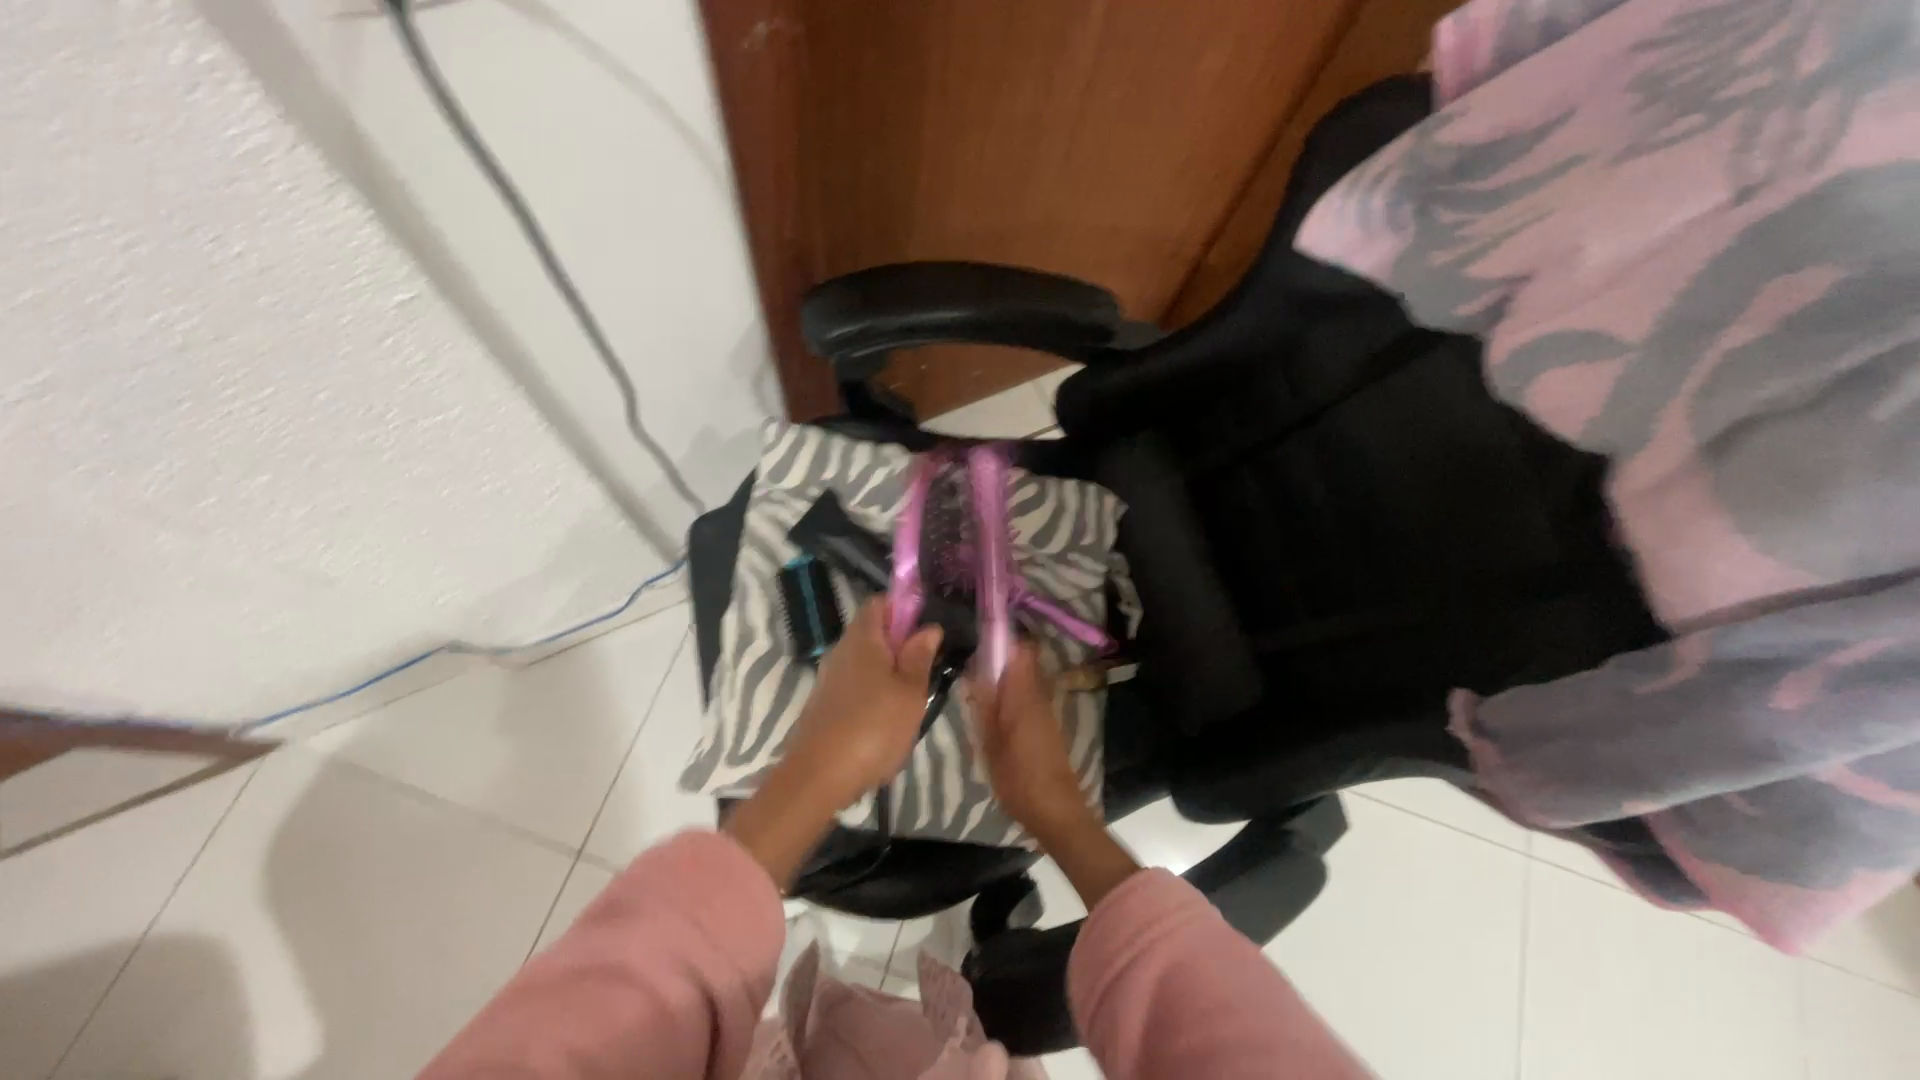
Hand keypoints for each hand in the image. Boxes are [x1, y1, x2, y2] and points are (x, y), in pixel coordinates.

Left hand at [725, 599, 941, 888]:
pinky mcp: (823, 705)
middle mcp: (840, 650)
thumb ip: (919, 656)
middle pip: (872, 633)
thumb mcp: (911, 692)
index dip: (905, 608)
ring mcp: (828, 679)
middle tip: (926, 671)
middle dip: (900, 646)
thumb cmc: (874, 727)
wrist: (818, 777)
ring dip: (889, 674)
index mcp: (862, 638)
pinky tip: (886, 721)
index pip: (880, 603)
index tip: (927, 631)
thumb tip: (928, 627)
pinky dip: (873, 695)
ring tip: (911, 701)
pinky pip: (855, 687)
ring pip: (865, 663)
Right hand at [971, 641, 1094, 840]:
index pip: (1021, 649)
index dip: (1002, 637)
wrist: (1056, 812)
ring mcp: (1045, 711)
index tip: (977, 636)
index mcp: (1024, 695)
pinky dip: (1010, 696)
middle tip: (969, 666)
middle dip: (998, 658)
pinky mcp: (1047, 726)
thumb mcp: (990, 743)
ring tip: (975, 688)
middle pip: (1023, 662)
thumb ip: (983, 705)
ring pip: (1024, 679)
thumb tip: (974, 670)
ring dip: (1003, 678)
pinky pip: (1027, 697)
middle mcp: (1039, 696)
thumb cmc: (1019, 779)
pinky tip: (991, 711)